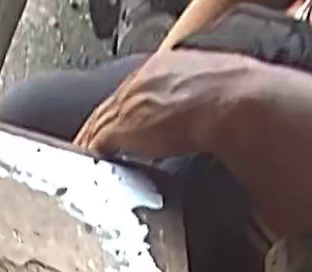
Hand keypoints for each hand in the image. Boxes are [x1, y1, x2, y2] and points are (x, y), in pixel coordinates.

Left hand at [75, 49, 270, 158]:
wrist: (233, 102)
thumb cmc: (231, 97)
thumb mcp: (209, 89)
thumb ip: (191, 100)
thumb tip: (195, 118)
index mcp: (162, 65)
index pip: (129, 92)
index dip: (118, 111)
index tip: (111, 126)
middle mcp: (140, 79)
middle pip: (107, 107)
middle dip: (95, 125)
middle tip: (84, 143)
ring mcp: (129, 103)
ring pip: (95, 124)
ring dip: (85, 142)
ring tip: (78, 158)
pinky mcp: (123, 127)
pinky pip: (94, 143)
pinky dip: (87, 154)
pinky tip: (84, 167)